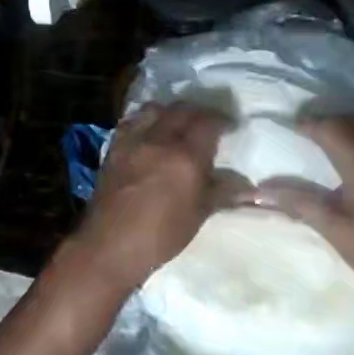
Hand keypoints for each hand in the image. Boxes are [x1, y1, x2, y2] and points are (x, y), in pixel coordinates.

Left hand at [74, 103, 229, 288]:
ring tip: (177, 123)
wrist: (110, 245)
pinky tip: (149, 133)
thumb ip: (221, 192)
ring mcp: (133, 141)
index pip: (207, 123)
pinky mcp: (114, 147)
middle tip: (207, 123)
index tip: (230, 127)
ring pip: (155, 109)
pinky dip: (145, 120)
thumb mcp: (198, 215)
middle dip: (198, 112)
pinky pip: (132, 121)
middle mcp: (159, 140)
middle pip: (181, 110)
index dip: (222, 120)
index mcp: (185, 156)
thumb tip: (243, 184)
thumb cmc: (161, 236)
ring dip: (170, 111)